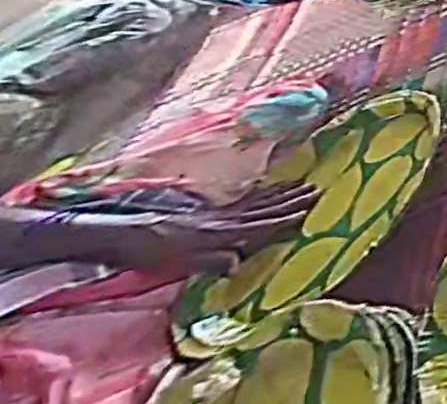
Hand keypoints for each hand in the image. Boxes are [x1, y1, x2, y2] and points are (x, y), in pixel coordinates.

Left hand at [86, 183, 319, 272]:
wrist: (127, 235)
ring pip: (262, 200)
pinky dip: (267, 190)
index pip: (262, 226)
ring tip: (307, 183)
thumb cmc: (153, 254)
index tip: (311, 210)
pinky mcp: (215, 210)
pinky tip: (276, 186)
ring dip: (286, 192)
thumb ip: (212, 262)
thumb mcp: (178, 264)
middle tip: (319, 189)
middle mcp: (229, 221)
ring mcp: (223, 213)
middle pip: (268, 208)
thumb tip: (241, 264)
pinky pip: (249, 198)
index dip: (287, 219)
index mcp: (224, 235)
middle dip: (295, 199)